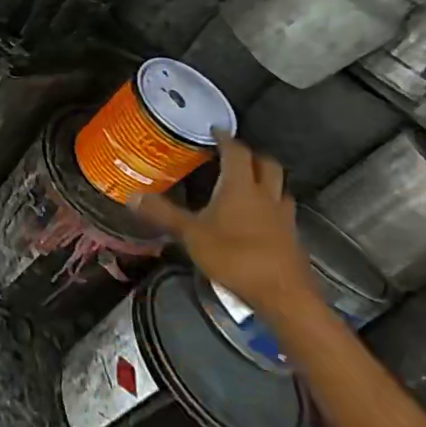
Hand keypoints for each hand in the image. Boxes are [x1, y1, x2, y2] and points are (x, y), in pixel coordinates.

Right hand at [133, 133, 318, 315]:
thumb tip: (133, 196)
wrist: (284, 296)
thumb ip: (164, 214)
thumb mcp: (191, 235)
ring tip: (248, 183)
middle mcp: (266, 195)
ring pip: (280, 187)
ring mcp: (283, 217)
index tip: (215, 130)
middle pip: (267, 164)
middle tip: (233, 154)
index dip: (226, 139)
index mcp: (240, 187)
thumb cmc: (235, 257)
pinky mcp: (292, 237)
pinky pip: (283, 210)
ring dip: (266, 180)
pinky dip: (271, 205)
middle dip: (251, 155)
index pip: (237, 152)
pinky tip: (259, 217)